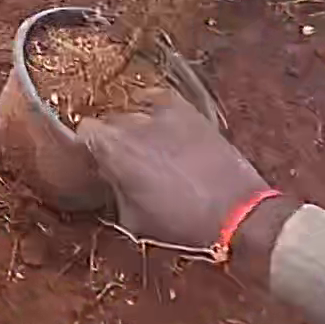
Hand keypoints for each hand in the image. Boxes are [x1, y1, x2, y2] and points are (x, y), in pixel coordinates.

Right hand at [76, 87, 268, 250]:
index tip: (100, 161)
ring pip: (134, 113)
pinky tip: (163, 124)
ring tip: (153, 147)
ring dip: (137, 128)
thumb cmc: (182, 223)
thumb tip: (107, 178)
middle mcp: (128, 124)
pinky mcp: (185, 111)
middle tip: (129, 160)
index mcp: (110, 147)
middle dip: (115, 138)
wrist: (240, 217)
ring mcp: (158, 114)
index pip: (84, 132)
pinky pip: (159, 99)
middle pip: (109, 121)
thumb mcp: (133, 218)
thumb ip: (111, 190)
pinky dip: (156, 108)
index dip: (90, 146)